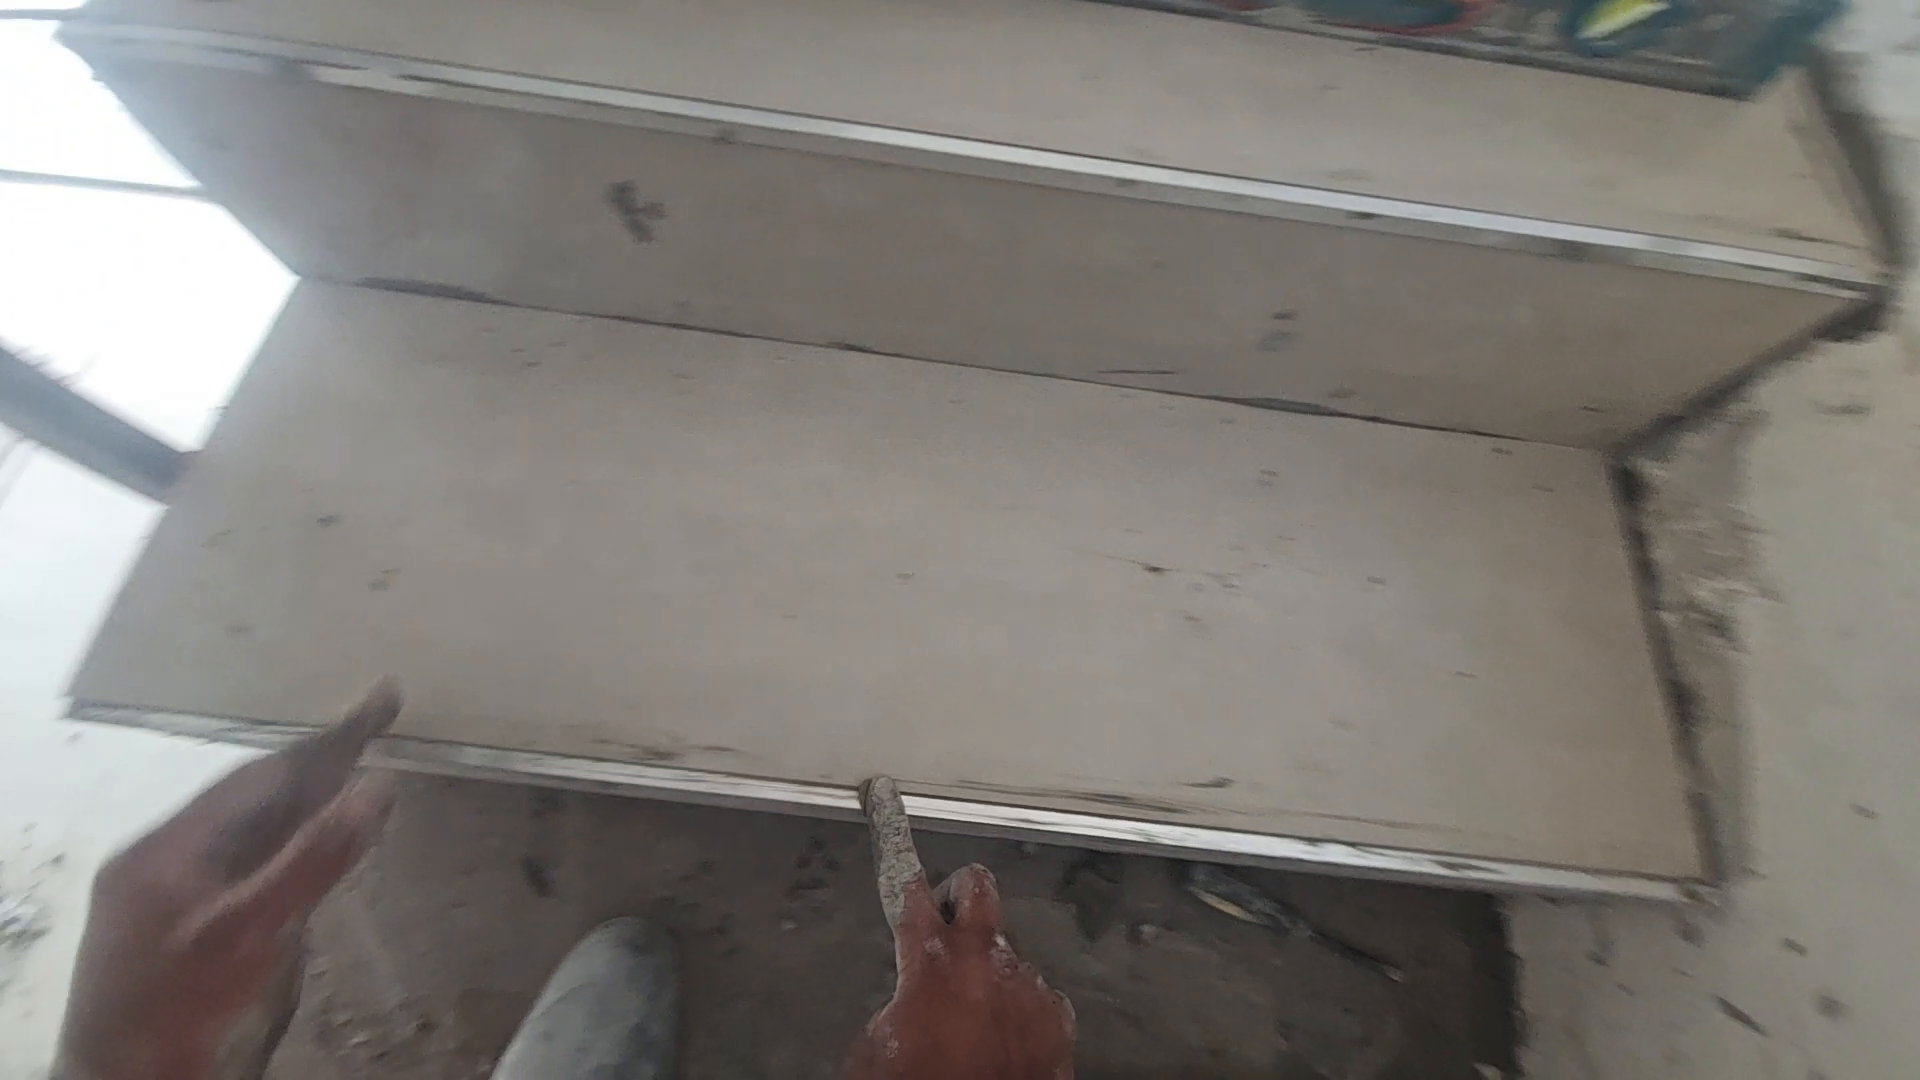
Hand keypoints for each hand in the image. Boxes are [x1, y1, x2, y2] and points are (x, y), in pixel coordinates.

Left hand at [56, 681, 401, 1079]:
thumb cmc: (182, 1006)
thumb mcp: (249, 930)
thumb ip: (315, 856)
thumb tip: (380, 785)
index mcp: (168, 849)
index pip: (263, 775)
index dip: (327, 739)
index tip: (382, 700)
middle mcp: (176, 856)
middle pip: (264, 791)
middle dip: (325, 756)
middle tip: (383, 717)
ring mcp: (193, 886)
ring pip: (269, 819)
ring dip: (321, 787)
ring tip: (369, 754)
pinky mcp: (213, 911)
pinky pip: (271, 848)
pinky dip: (312, 825)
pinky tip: (337, 819)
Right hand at [844, 863, 1075, 1079]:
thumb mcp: (875, 1052)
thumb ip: (894, 1004)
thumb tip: (909, 1000)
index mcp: (932, 959)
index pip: (906, 885)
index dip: (894, 842)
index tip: (886, 799)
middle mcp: (984, 957)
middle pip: (977, 885)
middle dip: (961, 892)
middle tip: (951, 924)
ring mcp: (1027, 983)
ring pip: (1008, 951)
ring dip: (991, 973)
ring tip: (978, 1021)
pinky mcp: (1058, 1016)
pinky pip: (1037, 994)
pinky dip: (1022, 1010)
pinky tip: (1009, 1042)